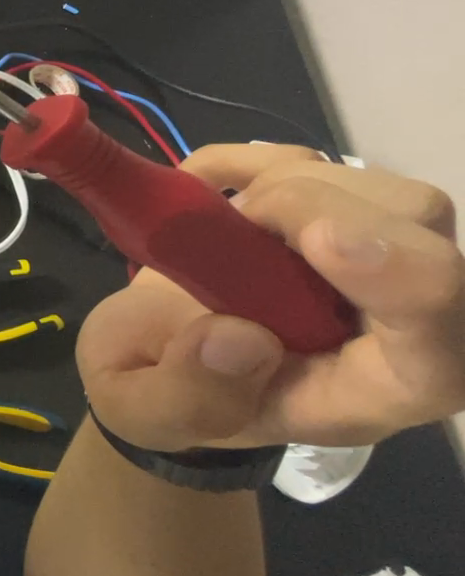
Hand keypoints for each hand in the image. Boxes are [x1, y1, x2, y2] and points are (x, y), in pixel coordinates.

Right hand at [78, 143, 464, 451]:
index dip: (408, 285)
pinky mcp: (319, 213)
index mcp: (368, 387)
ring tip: (209, 225)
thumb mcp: (141, 414)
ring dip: (287, 188)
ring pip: (387, 195)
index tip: (323, 239)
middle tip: (226, 228)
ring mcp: (366, 261)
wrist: (148, 358)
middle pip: (427, 241)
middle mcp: (394, 321)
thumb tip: (239, 339)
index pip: (443, 341)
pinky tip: (198, 185)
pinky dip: (245, 161)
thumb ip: (185, 400)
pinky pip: (311, 162)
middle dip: (321, 212)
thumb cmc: (156, 394)